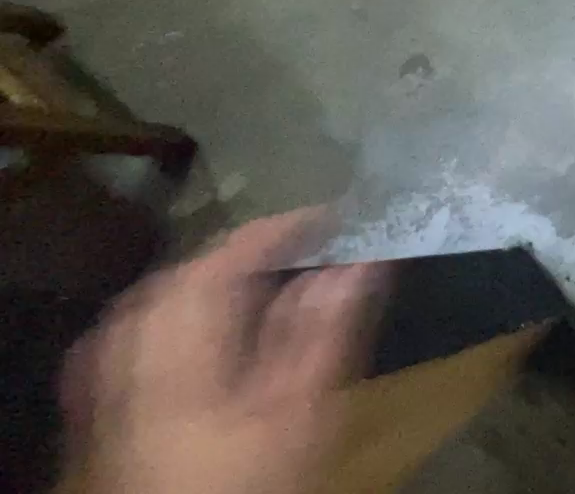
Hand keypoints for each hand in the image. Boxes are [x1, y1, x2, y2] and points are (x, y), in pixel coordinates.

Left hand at [58, 210, 383, 493]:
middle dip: (233, 250)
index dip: (274, 231)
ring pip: (140, 311)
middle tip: (295, 237)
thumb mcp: (306, 405)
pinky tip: (201, 318)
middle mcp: (136, 365)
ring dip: (199, 276)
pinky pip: (127, 339)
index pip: (220, 269)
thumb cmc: (258, 473)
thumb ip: (327, 331)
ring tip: (255, 266)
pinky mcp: (105, 418)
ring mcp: (110, 394)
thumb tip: (360, 262)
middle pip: (170, 286)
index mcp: (187, 358)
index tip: (330, 214)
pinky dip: (171, 309)